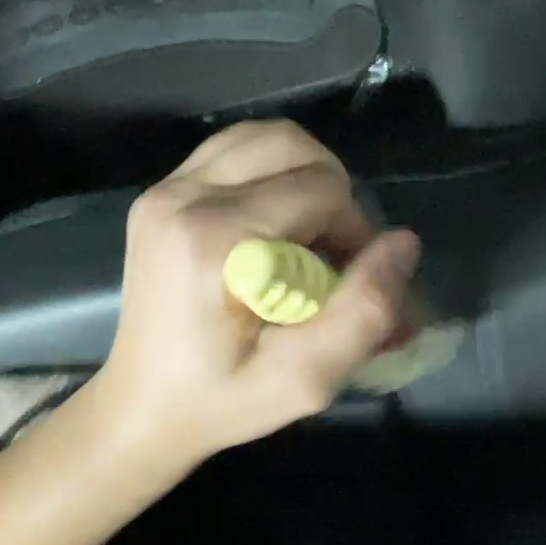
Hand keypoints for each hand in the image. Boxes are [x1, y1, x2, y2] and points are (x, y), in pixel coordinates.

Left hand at [83, 121, 420, 475]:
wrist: (141, 407)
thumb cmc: (223, 400)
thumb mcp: (305, 379)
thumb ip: (365, 312)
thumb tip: (403, 242)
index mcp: (214, 239)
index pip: (321, 189)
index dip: (354, 229)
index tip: (348, 281)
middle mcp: (184, 197)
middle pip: (294, 147)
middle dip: (333, 193)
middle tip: (332, 252)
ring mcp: (165, 188)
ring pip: (265, 137)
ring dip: (304, 175)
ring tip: (308, 231)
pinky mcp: (161, 191)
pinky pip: (235, 150)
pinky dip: (271, 172)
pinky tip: (275, 219)